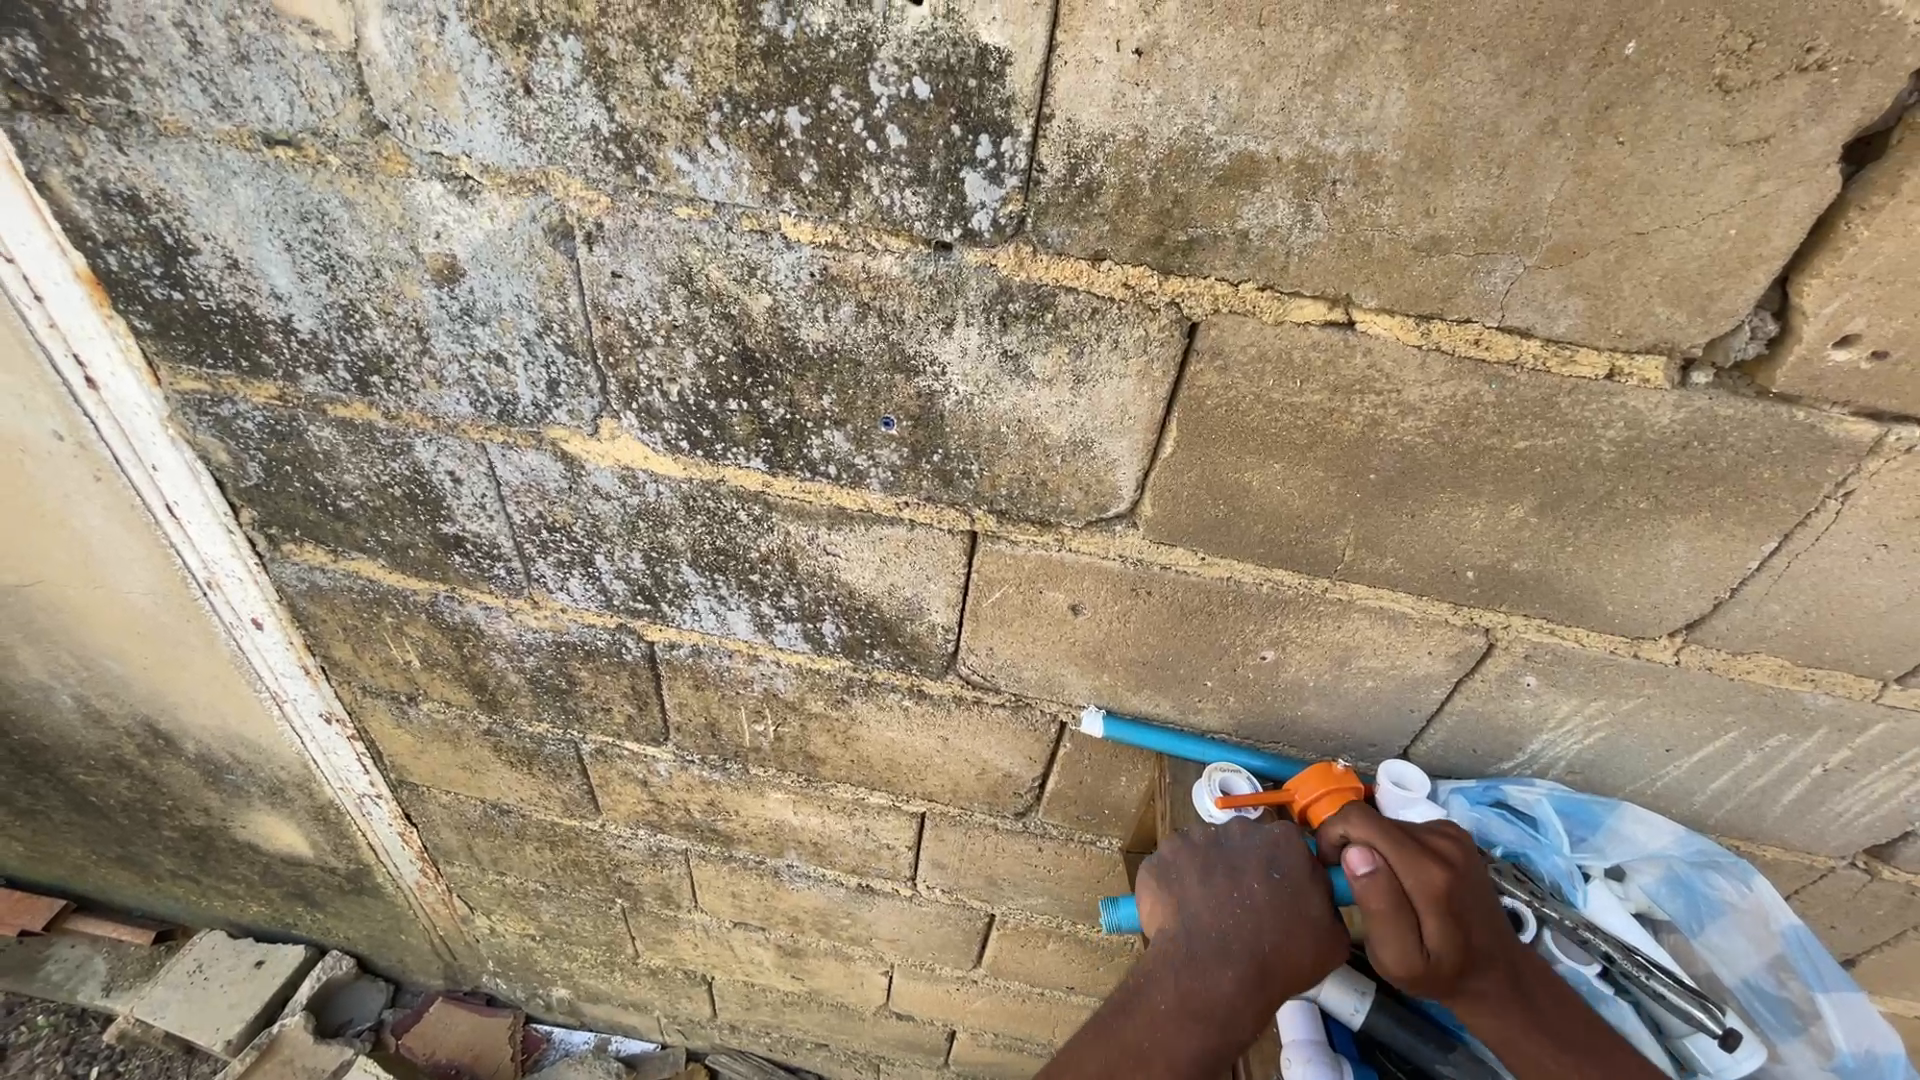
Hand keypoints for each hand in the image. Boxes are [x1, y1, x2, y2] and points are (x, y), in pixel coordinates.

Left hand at [1135, 817, 1349, 1009]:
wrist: (1216, 973)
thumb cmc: (1280, 957)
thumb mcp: (1331, 935)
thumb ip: (1323, 898)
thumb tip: (1311, 888)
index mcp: (1283, 840)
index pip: (1283, 845)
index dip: (1278, 870)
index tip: (1274, 895)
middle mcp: (1236, 828)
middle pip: (1240, 843)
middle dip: (1239, 868)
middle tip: (1239, 908)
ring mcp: (1192, 838)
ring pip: (1202, 853)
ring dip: (1204, 875)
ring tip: (1207, 915)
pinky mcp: (1160, 856)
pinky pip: (1170, 868)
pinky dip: (1173, 887)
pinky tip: (1181, 916)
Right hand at [1315, 803, 1528, 1009]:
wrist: (1497, 973)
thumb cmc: (1440, 973)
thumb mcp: (1397, 959)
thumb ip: (1376, 905)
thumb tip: (1354, 852)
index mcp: (1427, 871)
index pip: (1358, 819)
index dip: (1333, 836)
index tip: (1334, 869)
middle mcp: (1442, 842)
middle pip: (1370, 820)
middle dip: (1352, 845)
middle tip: (1356, 885)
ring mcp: (1452, 834)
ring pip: (1385, 822)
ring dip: (1373, 848)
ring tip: (1384, 887)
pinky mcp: (1454, 833)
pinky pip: (1403, 827)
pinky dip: (1392, 847)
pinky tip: (1403, 879)